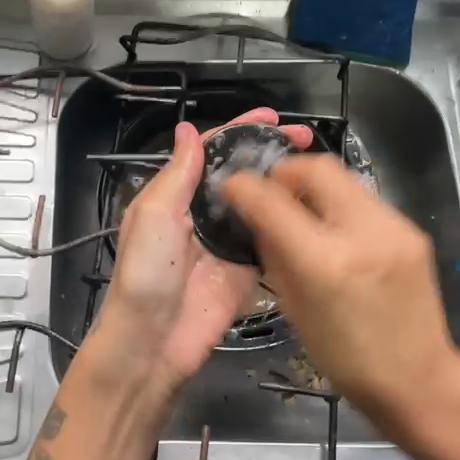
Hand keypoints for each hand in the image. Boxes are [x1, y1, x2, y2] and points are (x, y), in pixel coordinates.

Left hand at [5, 107, 309, 459]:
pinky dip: (288, 223)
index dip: (240, 131)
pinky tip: (312, 206)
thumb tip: (189, 130)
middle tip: (303, 137)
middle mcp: (203, 214)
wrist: (153, 342)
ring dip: (284, 183)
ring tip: (315, 164)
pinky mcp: (247, 271)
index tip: (272, 116)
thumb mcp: (154, 215)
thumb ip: (177, 174)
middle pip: (241, 174)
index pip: (211, 153)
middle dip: (269, 152)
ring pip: (260, 204)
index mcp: (175, 196)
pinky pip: (270, 241)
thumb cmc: (144, 275)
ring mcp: (227, 243)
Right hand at [220, 154, 459, 436]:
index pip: (272, 201)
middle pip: (317, 167)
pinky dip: (339, 205)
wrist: (418, 378)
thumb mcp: (294, 307)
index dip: (244, 186)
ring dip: (314, 186)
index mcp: (324, 262)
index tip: (231, 185)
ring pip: (343, 179)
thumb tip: (258, 217)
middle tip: (271, 190)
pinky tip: (333, 230)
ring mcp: (394, 228)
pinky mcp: (411, 231)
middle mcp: (362, 233)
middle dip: (285, 171)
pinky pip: (365, 201)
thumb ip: (274, 253)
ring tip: (301, 211)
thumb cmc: (344, 356)